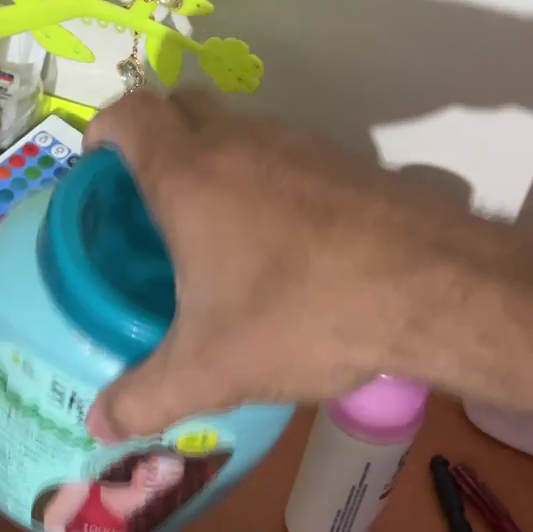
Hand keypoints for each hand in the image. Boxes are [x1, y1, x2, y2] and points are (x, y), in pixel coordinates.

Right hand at [84, 90, 532, 440]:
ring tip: (212, 227)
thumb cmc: (301, 314)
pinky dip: (263, 177)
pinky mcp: (345, 160)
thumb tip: (98, 425)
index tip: (97, 171)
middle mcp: (240, 141)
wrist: (436, 288)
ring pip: (236, 127)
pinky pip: (284, 153)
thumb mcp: (211, 369)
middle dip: (155, 138)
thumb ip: (145, 397)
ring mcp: (298, 144)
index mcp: (189, 175)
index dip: (102, 130)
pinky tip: (280, 241)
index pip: (130, 113)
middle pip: (181, 106)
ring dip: (213, 158)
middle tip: (148, 200)